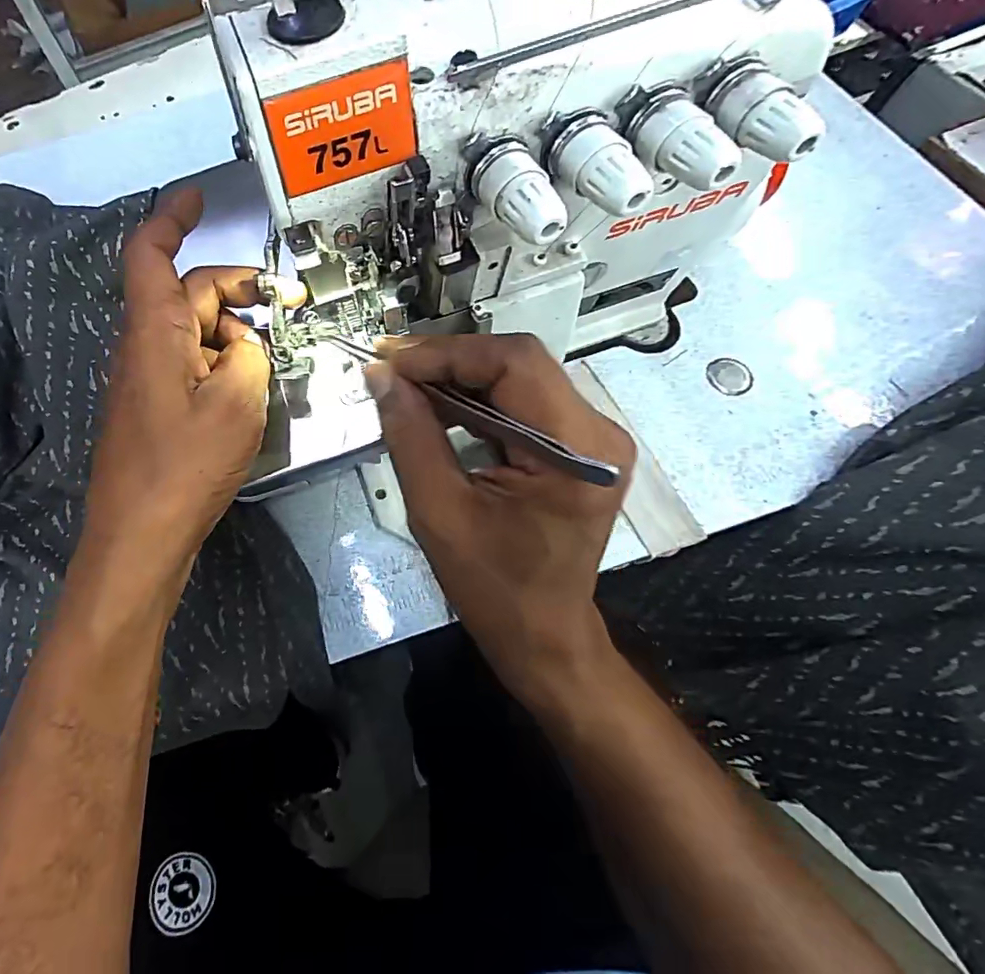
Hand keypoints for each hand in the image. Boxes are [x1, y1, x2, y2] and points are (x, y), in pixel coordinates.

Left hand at [84, 188, 304, 557]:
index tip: (199, 198)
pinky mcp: (158, 406)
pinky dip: (225, 362)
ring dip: (235, 333)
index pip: (151, 254)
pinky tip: (250, 391)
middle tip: (286, 304)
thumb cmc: (184, 465)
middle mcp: (145, 347)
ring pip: (195, 331)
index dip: (171, 217)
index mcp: (154, 333)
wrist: (142, 534)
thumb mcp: (237, 403)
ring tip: (270, 363)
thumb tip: (246, 346)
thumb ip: (250, 357)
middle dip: (237, 289)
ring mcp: (149, 378)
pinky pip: (194, 364)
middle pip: (187, 293)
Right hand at [366, 334, 635, 708]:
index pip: (516, 363)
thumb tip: (384, 378)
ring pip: (523, 378)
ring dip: (463, 379)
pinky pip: (528, 403)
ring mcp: (597, 438)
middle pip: (521, 364)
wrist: (545, 632)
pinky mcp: (583, 446)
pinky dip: (483, 401)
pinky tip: (443, 407)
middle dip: (451, 362)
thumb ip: (412, 436)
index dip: (448, 353)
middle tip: (393, 372)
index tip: (391, 361)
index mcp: (578, 453)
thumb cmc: (495, 589)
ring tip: (409, 388)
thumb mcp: (440, 513)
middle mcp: (600, 433)